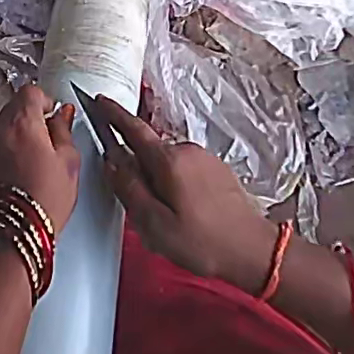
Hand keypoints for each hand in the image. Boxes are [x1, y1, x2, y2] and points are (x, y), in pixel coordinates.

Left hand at [0, 83, 80, 236]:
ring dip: (18, 134)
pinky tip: (21, 169)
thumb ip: (64, 131)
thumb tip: (63, 115)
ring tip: (37, 158)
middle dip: (31, 117)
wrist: (16, 230)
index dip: (45, 100)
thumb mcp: (69, 162)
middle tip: (49, 138)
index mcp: (22, 122)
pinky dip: (7, 150)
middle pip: (14, 107)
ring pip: (3, 126)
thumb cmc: (45, 199)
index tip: (54, 115)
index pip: (30, 92)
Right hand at [95, 95, 275, 292]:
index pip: (133, 128)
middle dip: (136, 171)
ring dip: (156, 182)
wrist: (255, 253)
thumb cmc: (203, 242)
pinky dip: (174, 185)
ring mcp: (204, 159)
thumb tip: (111, 161)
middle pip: (147, 151)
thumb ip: (128, 187)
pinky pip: (182, 170)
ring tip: (165, 219)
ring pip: (165, 163)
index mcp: (168, 160)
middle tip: (139, 208)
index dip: (113, 113)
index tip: (99, 100)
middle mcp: (187, 151)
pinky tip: (182, 214)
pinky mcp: (216, 170)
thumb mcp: (153, 222)